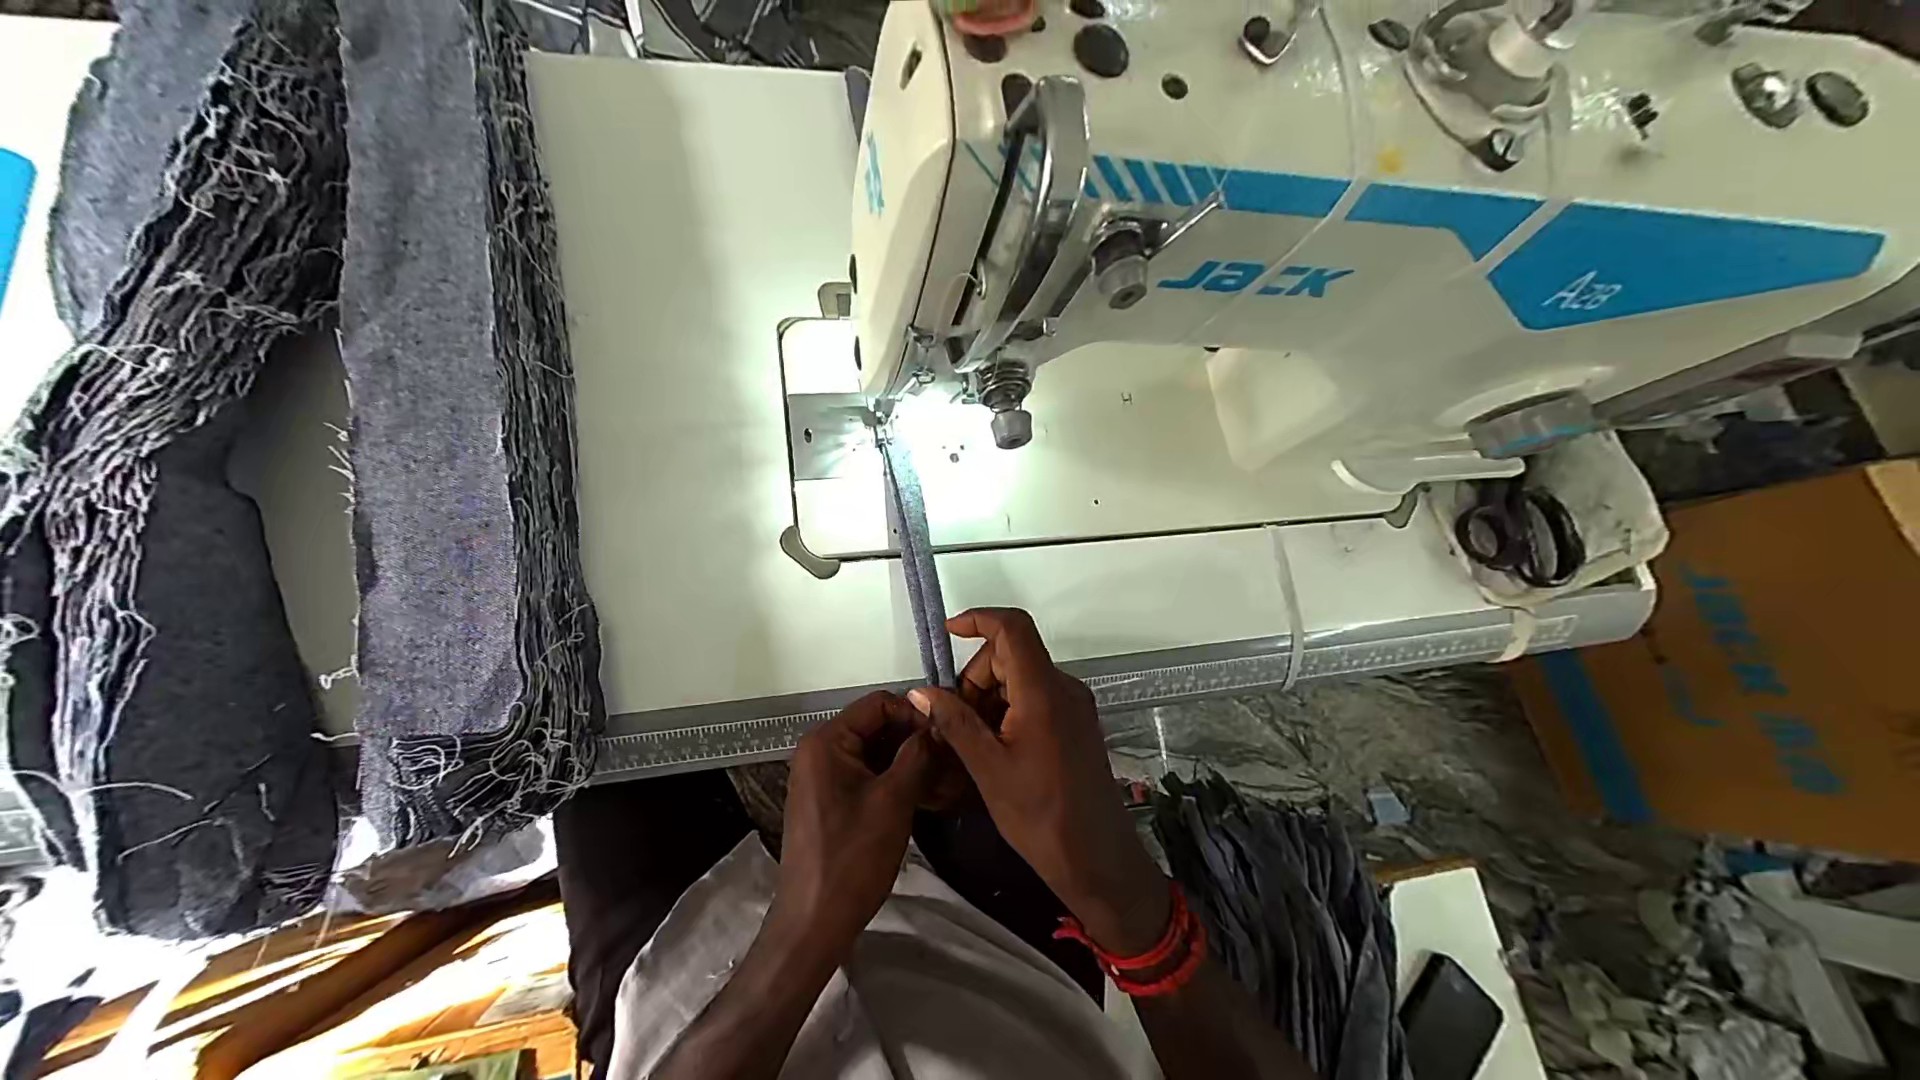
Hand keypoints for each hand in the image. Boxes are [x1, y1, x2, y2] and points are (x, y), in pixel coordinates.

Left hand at [773, 692, 933, 954]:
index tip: (947, 735)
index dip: (915, 714)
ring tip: (950, 783)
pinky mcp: (833, 802)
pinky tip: (931, 798)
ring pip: (877, 755)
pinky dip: (898, 783)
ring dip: (912, 765)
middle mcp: (821, 751)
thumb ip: (917, 754)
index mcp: (826, 741)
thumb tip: (937, 725)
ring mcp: (825, 778)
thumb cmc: (852, 857)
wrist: (814, 923)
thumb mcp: (893, 799)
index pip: (878, 704)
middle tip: (955, 761)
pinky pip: (869, 778)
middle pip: (878, 728)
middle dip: (916, 742)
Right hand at [908, 609, 1170, 955]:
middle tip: (954, 722)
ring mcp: (1072, 704)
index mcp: (1043, 691)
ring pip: (1019, 677)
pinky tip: (993, 747)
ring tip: (971, 743)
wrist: (1097, 857)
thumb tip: (921, 692)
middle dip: (975, 678)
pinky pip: (1034, 696)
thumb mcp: (987, 767)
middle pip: (1010, 655)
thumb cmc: (1040, 814)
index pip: (1012, 628)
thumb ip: (954, 721)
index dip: (978, 620)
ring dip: (988, 697)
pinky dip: (1007, 709)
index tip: (948, 632)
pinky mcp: (1074, 722)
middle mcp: (1063, 687)